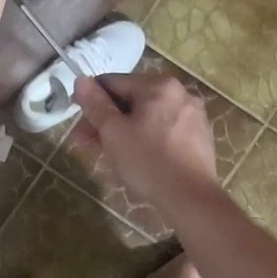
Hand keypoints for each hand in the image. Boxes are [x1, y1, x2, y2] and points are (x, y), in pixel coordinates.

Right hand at [72, 74, 222, 214]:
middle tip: (84, 143)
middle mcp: (180, 93)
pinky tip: (133, 157)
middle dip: (105, 120)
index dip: (90, 101)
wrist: (190, 198)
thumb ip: (95, 104)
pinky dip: (145, 138)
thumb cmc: (147, 161)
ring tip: (104, 153)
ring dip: (122, 131)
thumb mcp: (113, 132)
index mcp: (159, 85)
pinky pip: (163, 130)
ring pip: (147, 117)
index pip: (113, 82)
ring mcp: (192, 115)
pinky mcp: (199, 137)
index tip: (77, 123)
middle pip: (131, 100)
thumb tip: (80, 80)